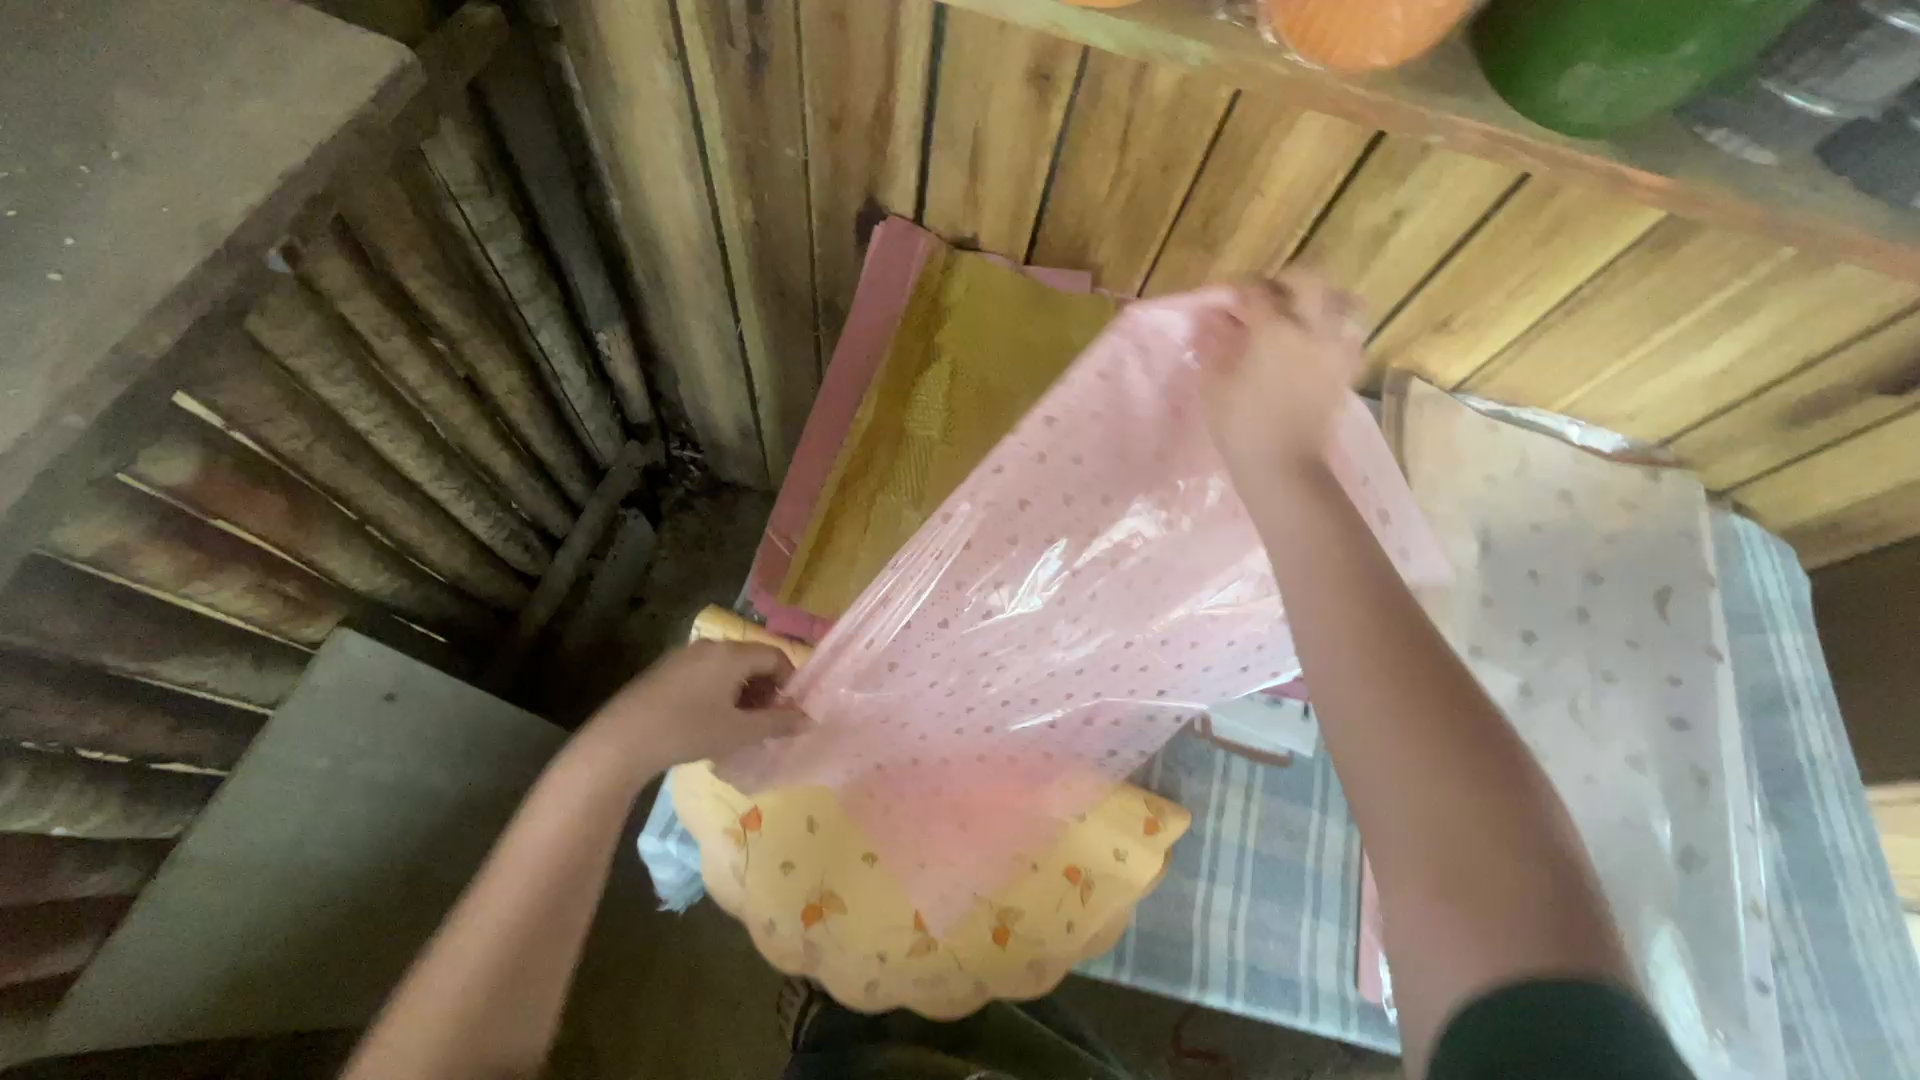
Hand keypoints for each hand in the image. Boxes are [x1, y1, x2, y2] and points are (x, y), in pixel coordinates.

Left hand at [576, 641, 808, 773]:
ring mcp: (684, 656)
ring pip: (728, 668)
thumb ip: (778, 723)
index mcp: (731, 654)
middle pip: (752, 660)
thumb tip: (809, 719)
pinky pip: (705, 673)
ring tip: (739, 725)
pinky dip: (719, 691)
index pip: (776, 657)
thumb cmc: (688, 732)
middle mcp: (710, 646)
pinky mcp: (665, 670)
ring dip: (743, 692)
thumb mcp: (740, 732)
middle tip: (766, 722)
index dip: (789, 683)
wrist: (621, 741)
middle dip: (766, 689)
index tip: (788, 713)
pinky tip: (710, 721)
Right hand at [1197, 271, 1366, 484]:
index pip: (1256, 291)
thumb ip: (1213, 343)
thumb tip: (1214, 317)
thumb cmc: (1239, 426)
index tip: (1229, 301)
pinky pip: (1352, 334)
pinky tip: (1317, 342)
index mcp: (1274, 330)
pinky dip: (1337, 328)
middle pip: (1307, 281)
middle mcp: (1312, 329)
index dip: (1239, 292)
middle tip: (1266, 298)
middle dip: (1283, 283)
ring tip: (1301, 315)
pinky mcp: (1348, 369)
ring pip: (1342, 301)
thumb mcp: (1212, 384)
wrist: (1282, 465)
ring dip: (1320, 300)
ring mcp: (1336, 348)